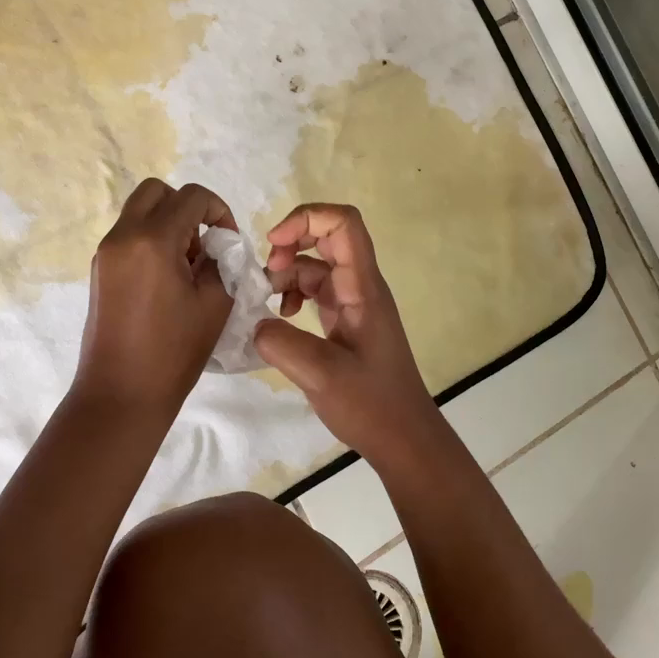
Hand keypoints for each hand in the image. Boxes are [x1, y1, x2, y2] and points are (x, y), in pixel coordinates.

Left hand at [75, 179, 235, 415]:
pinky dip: (151, 241)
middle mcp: (123, 236)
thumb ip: (222, 264)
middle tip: (204, 244)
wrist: (121, 394)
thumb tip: (217, 249)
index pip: (192, 197)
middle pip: (157, 192)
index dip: (219, 211)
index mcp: (152, 240)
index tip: (229, 243)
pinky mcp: (99, 271)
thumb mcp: (215, 303)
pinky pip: (128, 236)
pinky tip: (167, 281)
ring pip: (140, 212)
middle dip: (187, 208)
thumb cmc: (174, 351)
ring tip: (187, 266)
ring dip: (168, 224)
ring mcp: (105, 253)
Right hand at [252, 203, 443, 465]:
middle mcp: (361, 287)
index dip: (307, 219)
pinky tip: (280, 318)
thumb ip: (281, 344)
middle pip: (328, 238)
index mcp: (363, 288)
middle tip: (264, 274)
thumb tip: (255, 324)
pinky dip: (294, 295)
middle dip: (291, 242)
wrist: (404, 438)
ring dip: (288, 273)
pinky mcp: (347, 323)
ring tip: (264, 300)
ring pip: (318, 266)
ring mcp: (355, 305)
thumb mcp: (320, 374)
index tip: (274, 245)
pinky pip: (317, 292)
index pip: (344, 224)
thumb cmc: (371, 404)